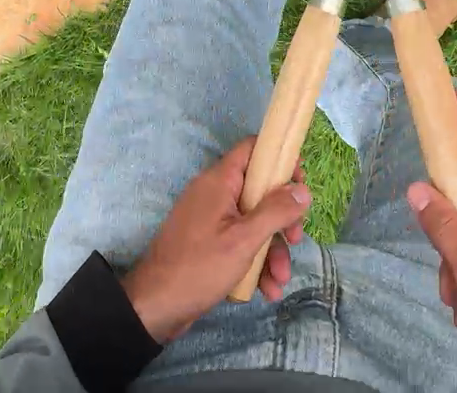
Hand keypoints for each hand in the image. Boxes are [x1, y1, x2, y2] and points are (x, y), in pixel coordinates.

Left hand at [121, 137, 311, 342]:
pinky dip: (254, 261)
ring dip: (271, 249)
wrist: (154, 307)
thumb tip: (303, 189)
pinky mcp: (208, 241)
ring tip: (279, 281)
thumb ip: (276, 212)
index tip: (300, 184)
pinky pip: (239, 241)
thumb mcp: (244, 240)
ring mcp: (210, 217)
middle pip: (259, 190)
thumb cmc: (199, 267)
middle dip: (281, 218)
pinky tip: (266, 288)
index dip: (280, 160)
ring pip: (252, 221)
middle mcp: (215, 192)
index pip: (253, 149)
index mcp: (220, 180)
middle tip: (294, 240)